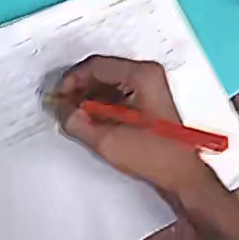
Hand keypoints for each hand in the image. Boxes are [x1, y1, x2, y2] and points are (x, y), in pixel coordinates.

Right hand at [54, 55, 219, 199]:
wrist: (180, 174)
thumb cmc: (156, 155)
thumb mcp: (106, 140)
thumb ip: (76, 121)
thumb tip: (60, 108)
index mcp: (142, 75)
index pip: (96, 66)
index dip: (72, 80)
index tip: (58, 96)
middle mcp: (147, 74)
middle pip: (102, 71)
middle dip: (79, 88)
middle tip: (62, 105)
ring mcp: (149, 84)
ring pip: (107, 81)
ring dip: (88, 96)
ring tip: (74, 115)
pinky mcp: (147, 97)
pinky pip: (116, 91)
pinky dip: (100, 102)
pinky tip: (90, 119)